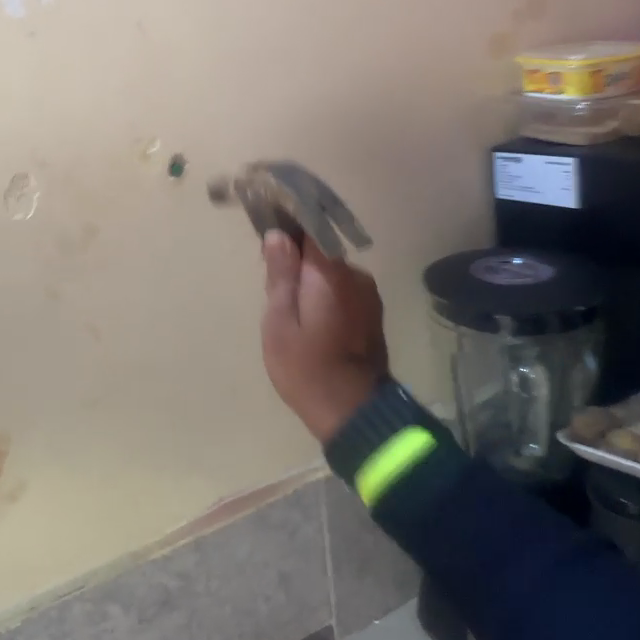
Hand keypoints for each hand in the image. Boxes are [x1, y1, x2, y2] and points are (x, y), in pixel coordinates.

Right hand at [260, 230, 387, 441]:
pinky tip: (313, 323)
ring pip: (331, 273)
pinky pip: (343, 291)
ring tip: (292, 314)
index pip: (309, 227)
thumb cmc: (306, 368)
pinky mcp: (372, 313)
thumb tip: (277, 235)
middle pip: (320, 251)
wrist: (353, 412)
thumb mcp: (279, 322)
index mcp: (330, 272)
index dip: (286, 230)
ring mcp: (368, 294)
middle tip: (273, 293)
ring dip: (311, 282)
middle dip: (296, 262)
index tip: (267, 244)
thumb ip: (280, 276)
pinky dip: (325, 297)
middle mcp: (355, 274)